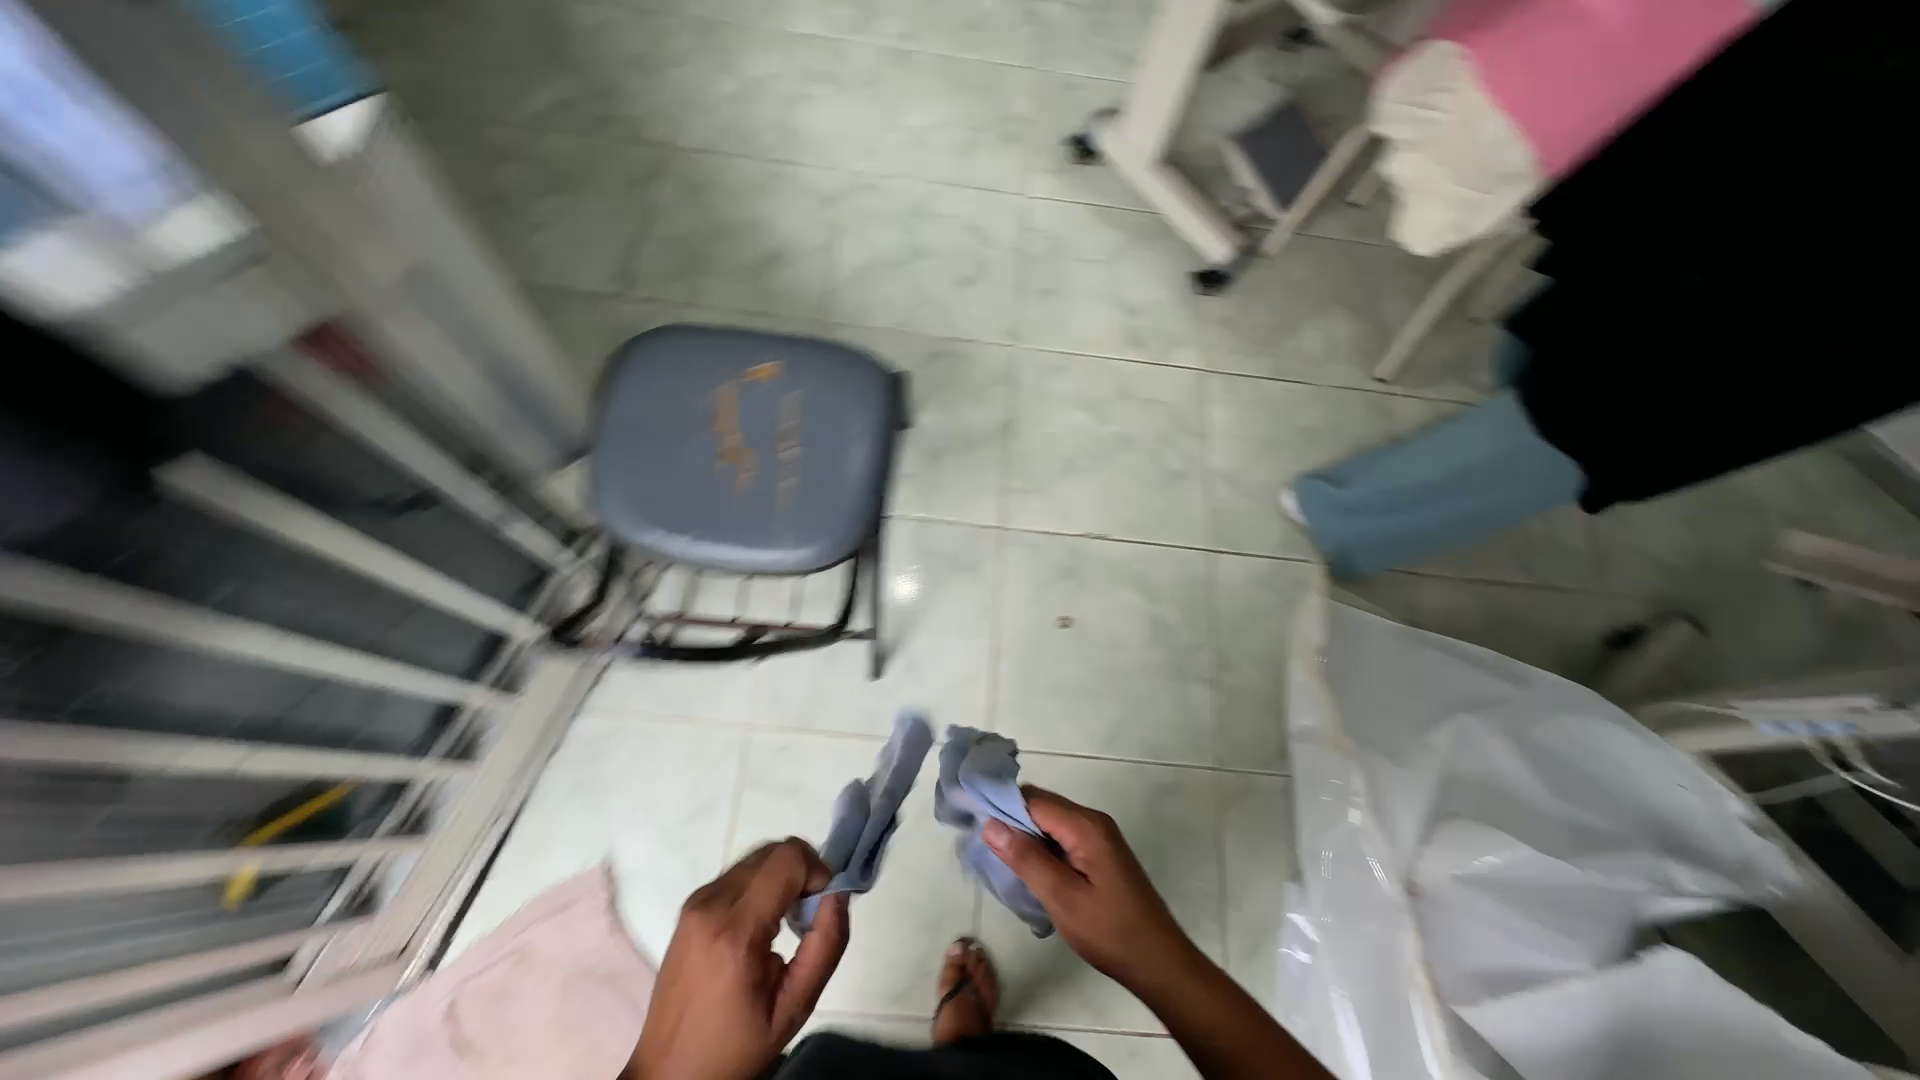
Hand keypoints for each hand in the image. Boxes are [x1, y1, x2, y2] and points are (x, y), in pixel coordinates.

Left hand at [628, 839, 849, 1079]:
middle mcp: (710, 904)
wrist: (671, 1071)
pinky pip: (738, 874)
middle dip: (802, 873)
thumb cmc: (736, 1045)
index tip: (820, 909)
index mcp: (736, 931)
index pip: (787, 858)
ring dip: (781, 879)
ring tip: (784, 925)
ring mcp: (695, 902)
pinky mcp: (689, 906)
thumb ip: (826, 945)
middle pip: (773, 851)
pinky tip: (762, 926)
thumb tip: (839, 893)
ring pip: (756, 858)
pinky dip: (761, 886)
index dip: (817, 872)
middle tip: (806, 918)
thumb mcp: (795, 1007)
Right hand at [983, 786, 1199, 990]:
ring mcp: (1099, 838)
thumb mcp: (1061, 898)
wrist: (1158, 962)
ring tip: (999, 861)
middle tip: (982, 846)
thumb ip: (1026, 858)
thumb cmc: (1109, 931)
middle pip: (1042, 807)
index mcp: (1086, 827)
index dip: (1002, 807)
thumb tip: (990, 824)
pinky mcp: (1100, 855)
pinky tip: (1028, 872)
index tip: (973, 824)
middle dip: (1011, 821)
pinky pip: (1062, 839)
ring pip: (1050, 823)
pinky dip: (1041, 849)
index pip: (1033, 800)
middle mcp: (1093, 822)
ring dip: (1025, 837)